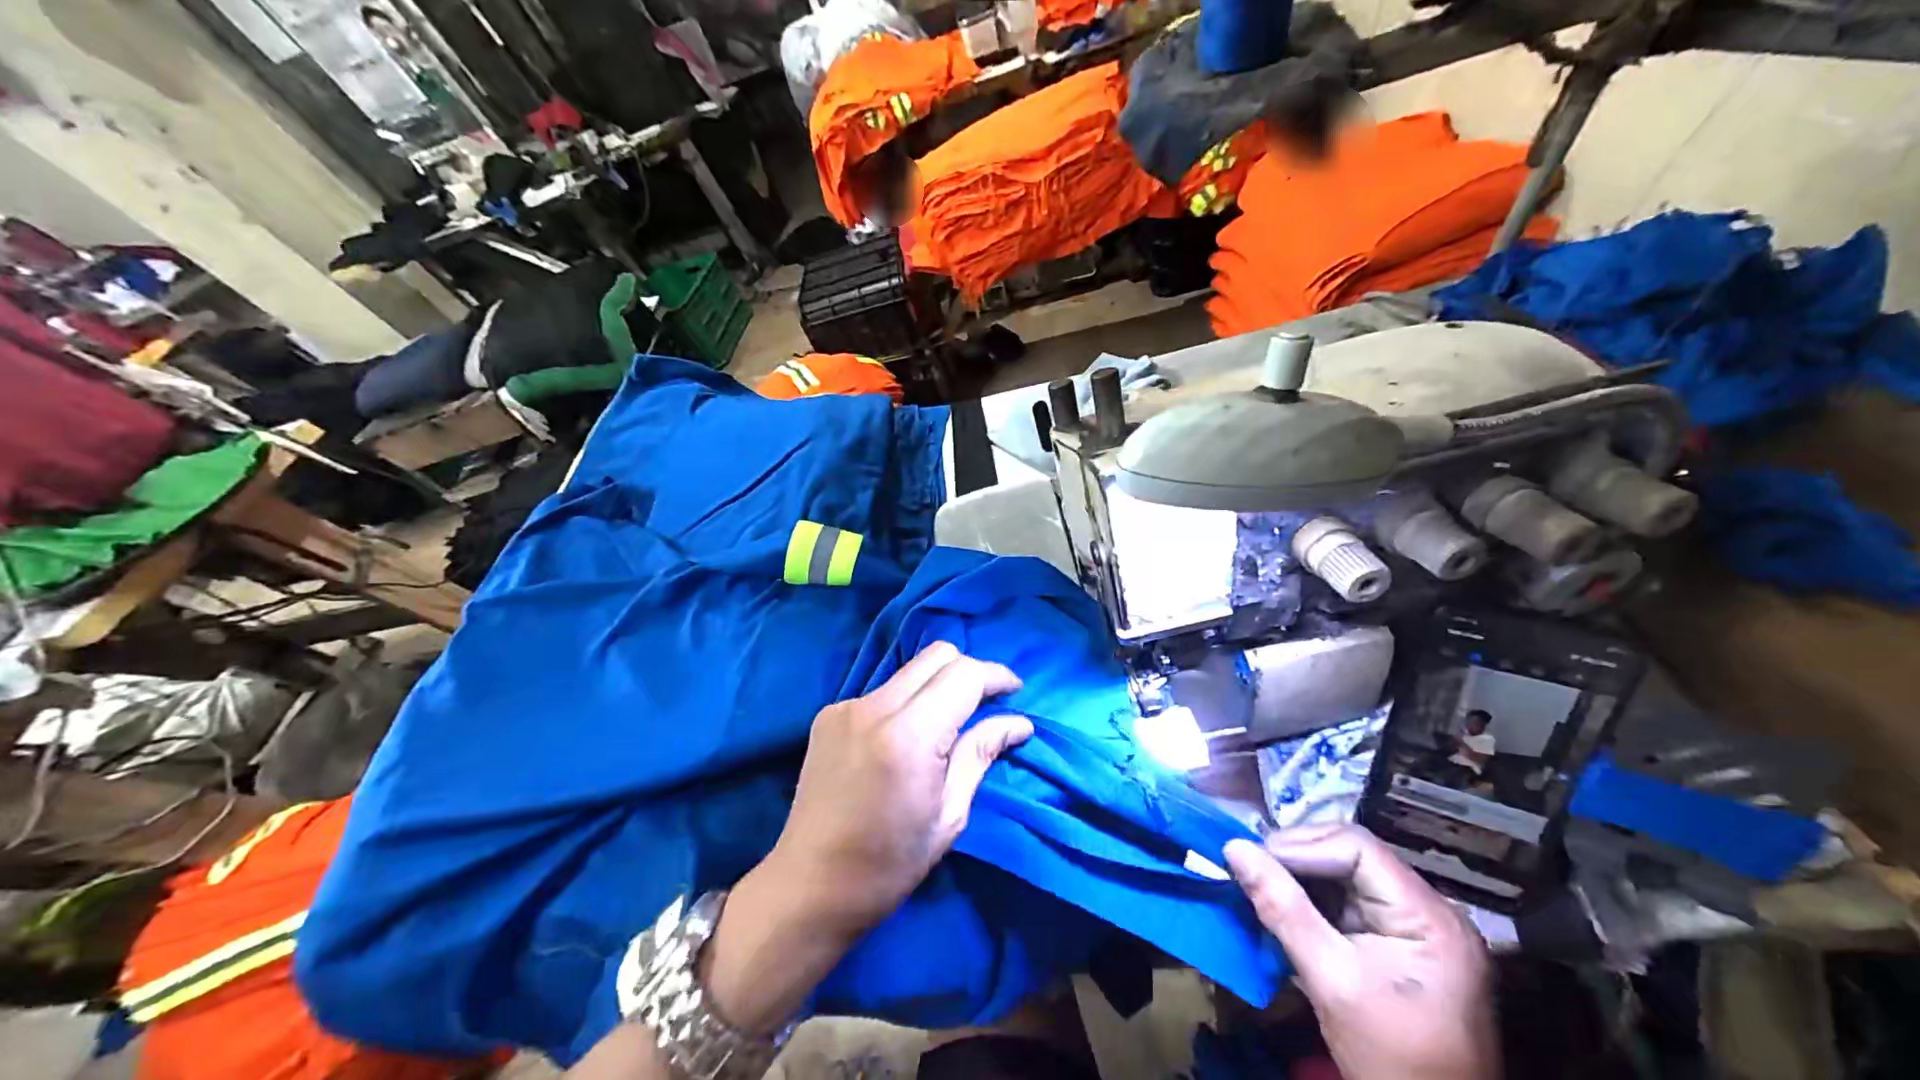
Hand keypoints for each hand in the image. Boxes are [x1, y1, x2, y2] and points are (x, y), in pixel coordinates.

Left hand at [770, 641, 1032, 931]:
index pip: (964, 674)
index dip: (996, 676)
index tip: (1015, 691)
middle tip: (986, 703)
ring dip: (936, 685)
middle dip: (968, 670)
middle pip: (936, 655)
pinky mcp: (828, 716)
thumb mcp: (949, 815)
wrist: (810, 885)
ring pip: (908, 671)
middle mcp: (873, 707)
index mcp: (909, 735)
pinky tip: (905, 739)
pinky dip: (904, 702)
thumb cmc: (889, 864)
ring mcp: (845, 707)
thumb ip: (980, 755)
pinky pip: (881, 692)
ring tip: (948, 723)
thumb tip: (1019, 723)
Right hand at [1224, 826, 1497, 1079]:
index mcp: (1428, 916)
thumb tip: (1233, 847)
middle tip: (1249, 870)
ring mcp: (1419, 930)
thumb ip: (1282, 908)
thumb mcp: (1330, 979)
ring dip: (1301, 880)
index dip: (1300, 846)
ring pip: (1348, 877)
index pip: (1357, 848)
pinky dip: (1315, 905)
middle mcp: (1431, 911)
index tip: (1252, 859)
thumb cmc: (1390, 1058)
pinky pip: (1352, 905)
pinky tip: (1285, 911)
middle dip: (1297, 860)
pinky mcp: (1404, 947)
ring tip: (1259, 887)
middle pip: (1353, 856)